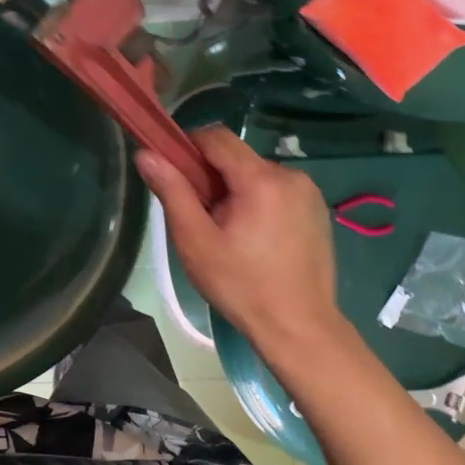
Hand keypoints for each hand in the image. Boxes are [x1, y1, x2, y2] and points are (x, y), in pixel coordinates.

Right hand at [137, 128, 345, 355]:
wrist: (300, 328)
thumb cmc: (241, 285)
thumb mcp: (195, 240)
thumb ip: (172, 191)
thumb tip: (146, 154)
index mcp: (261, 179)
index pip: (216, 136)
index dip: (189, 148)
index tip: (176, 177)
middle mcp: (291, 175)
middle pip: (237, 157)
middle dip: (214, 178)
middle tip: (203, 218)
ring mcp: (310, 193)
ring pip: (257, 174)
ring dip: (237, 191)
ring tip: (231, 234)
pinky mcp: (319, 210)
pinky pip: (278, 190)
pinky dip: (260, 203)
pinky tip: (257, 239)